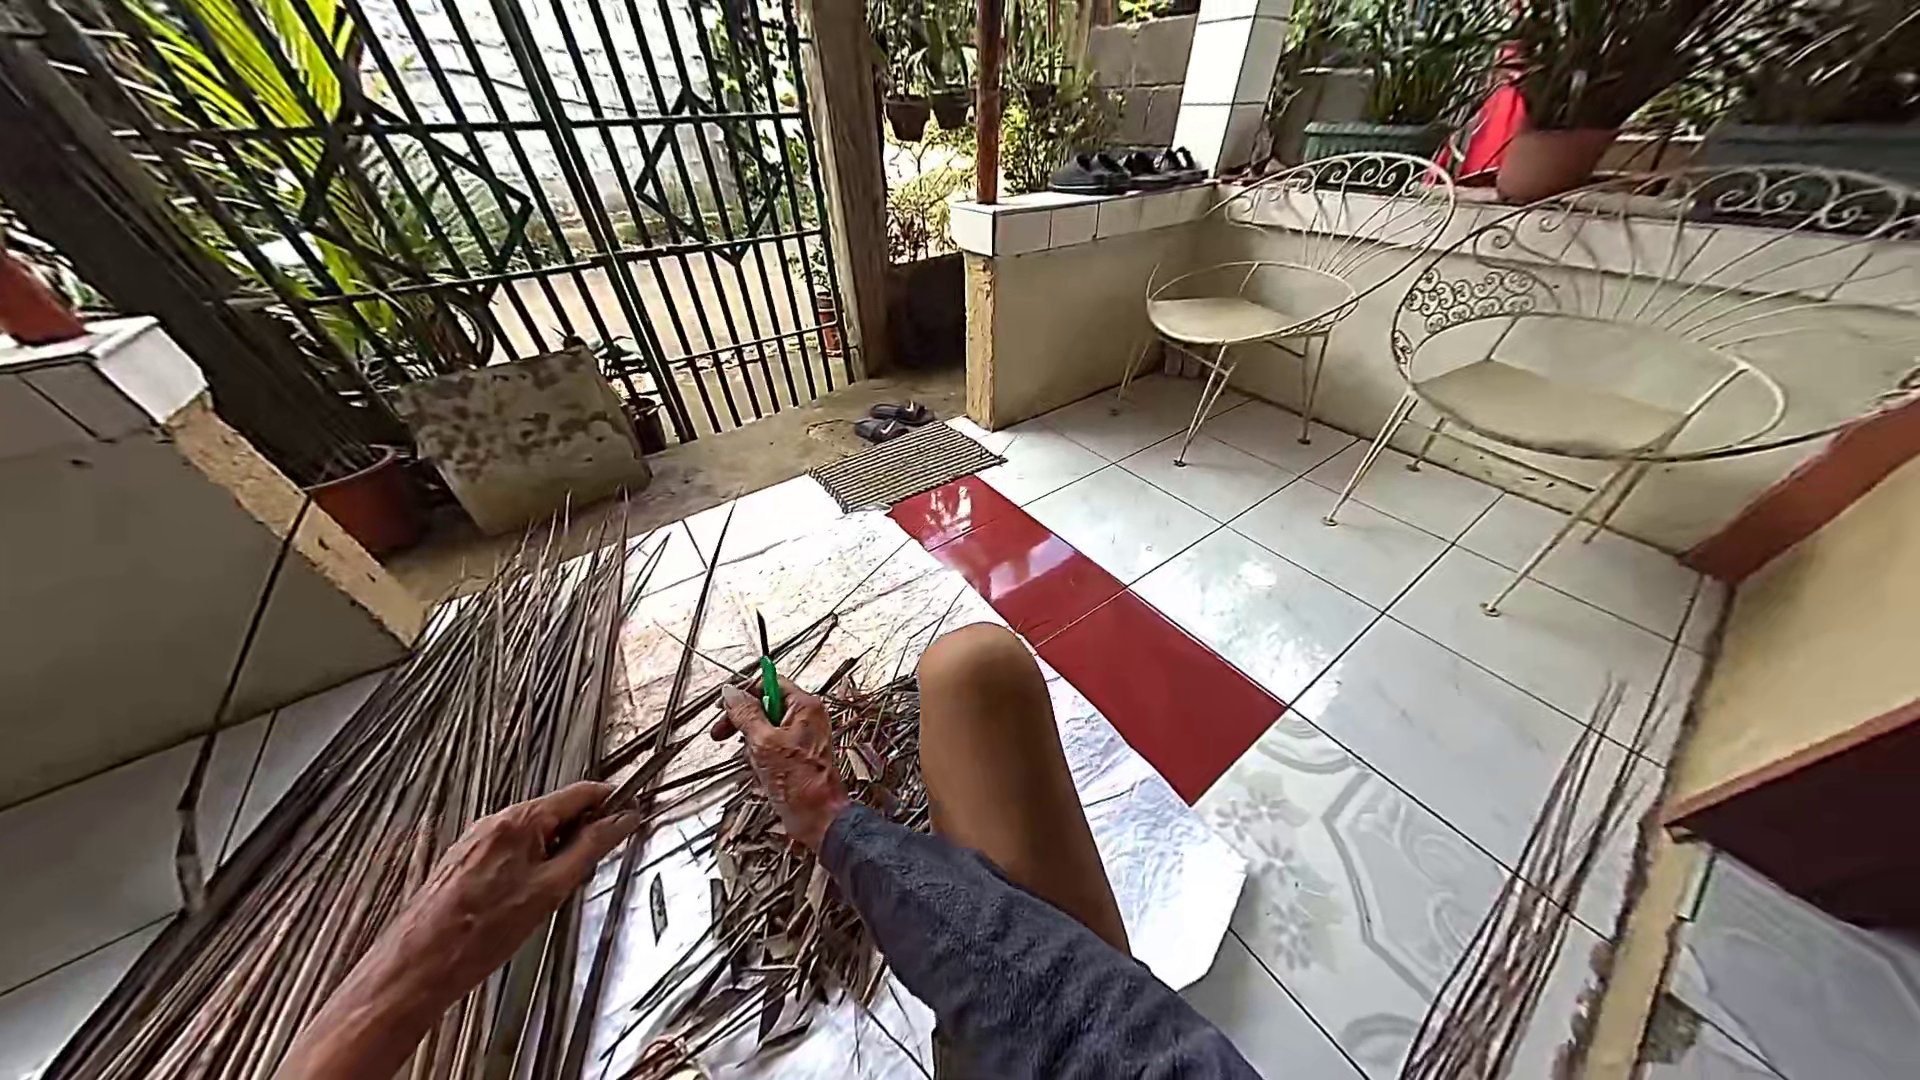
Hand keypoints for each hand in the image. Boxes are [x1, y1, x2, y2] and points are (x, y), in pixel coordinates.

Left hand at [276, 782, 640, 1079]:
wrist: (410, 975)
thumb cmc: (476, 936)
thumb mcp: (552, 888)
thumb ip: (593, 846)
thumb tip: (623, 820)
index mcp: (521, 819)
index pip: (583, 791)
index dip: (612, 801)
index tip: (629, 815)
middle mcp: (496, 820)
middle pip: (559, 809)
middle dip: (583, 830)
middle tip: (593, 863)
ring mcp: (477, 839)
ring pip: (537, 829)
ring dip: (557, 847)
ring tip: (556, 887)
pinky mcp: (464, 859)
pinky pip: (513, 845)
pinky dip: (532, 859)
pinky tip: (527, 894)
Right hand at [711, 677, 848, 850]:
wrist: (818, 817)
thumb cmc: (799, 782)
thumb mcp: (763, 742)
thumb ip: (746, 714)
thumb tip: (731, 692)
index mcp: (805, 706)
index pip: (770, 683)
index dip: (745, 693)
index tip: (724, 707)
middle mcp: (807, 717)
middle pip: (766, 705)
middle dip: (744, 722)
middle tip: (722, 733)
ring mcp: (803, 736)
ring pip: (765, 728)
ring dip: (752, 743)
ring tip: (756, 761)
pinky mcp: (797, 755)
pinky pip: (771, 746)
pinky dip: (760, 756)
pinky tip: (761, 771)